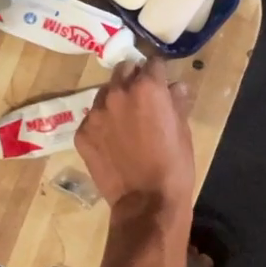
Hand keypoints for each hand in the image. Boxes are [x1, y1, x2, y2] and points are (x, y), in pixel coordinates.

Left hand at [74, 58, 195, 217]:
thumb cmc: (174, 166)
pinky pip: (92, 118)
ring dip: (115, 99)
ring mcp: (96, 112)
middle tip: (142, 99)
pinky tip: (112, 141)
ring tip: (125, 122)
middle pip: (124, 71)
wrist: (146, 204)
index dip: (158, 71)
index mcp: (147, 87)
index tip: (161, 82)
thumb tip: (177, 86)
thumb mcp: (183, 131)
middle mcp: (117, 92)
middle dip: (133, 78)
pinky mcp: (82, 133)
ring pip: (105, 93)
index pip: (152, 63)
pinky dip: (102, 123)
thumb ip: (177, 102)